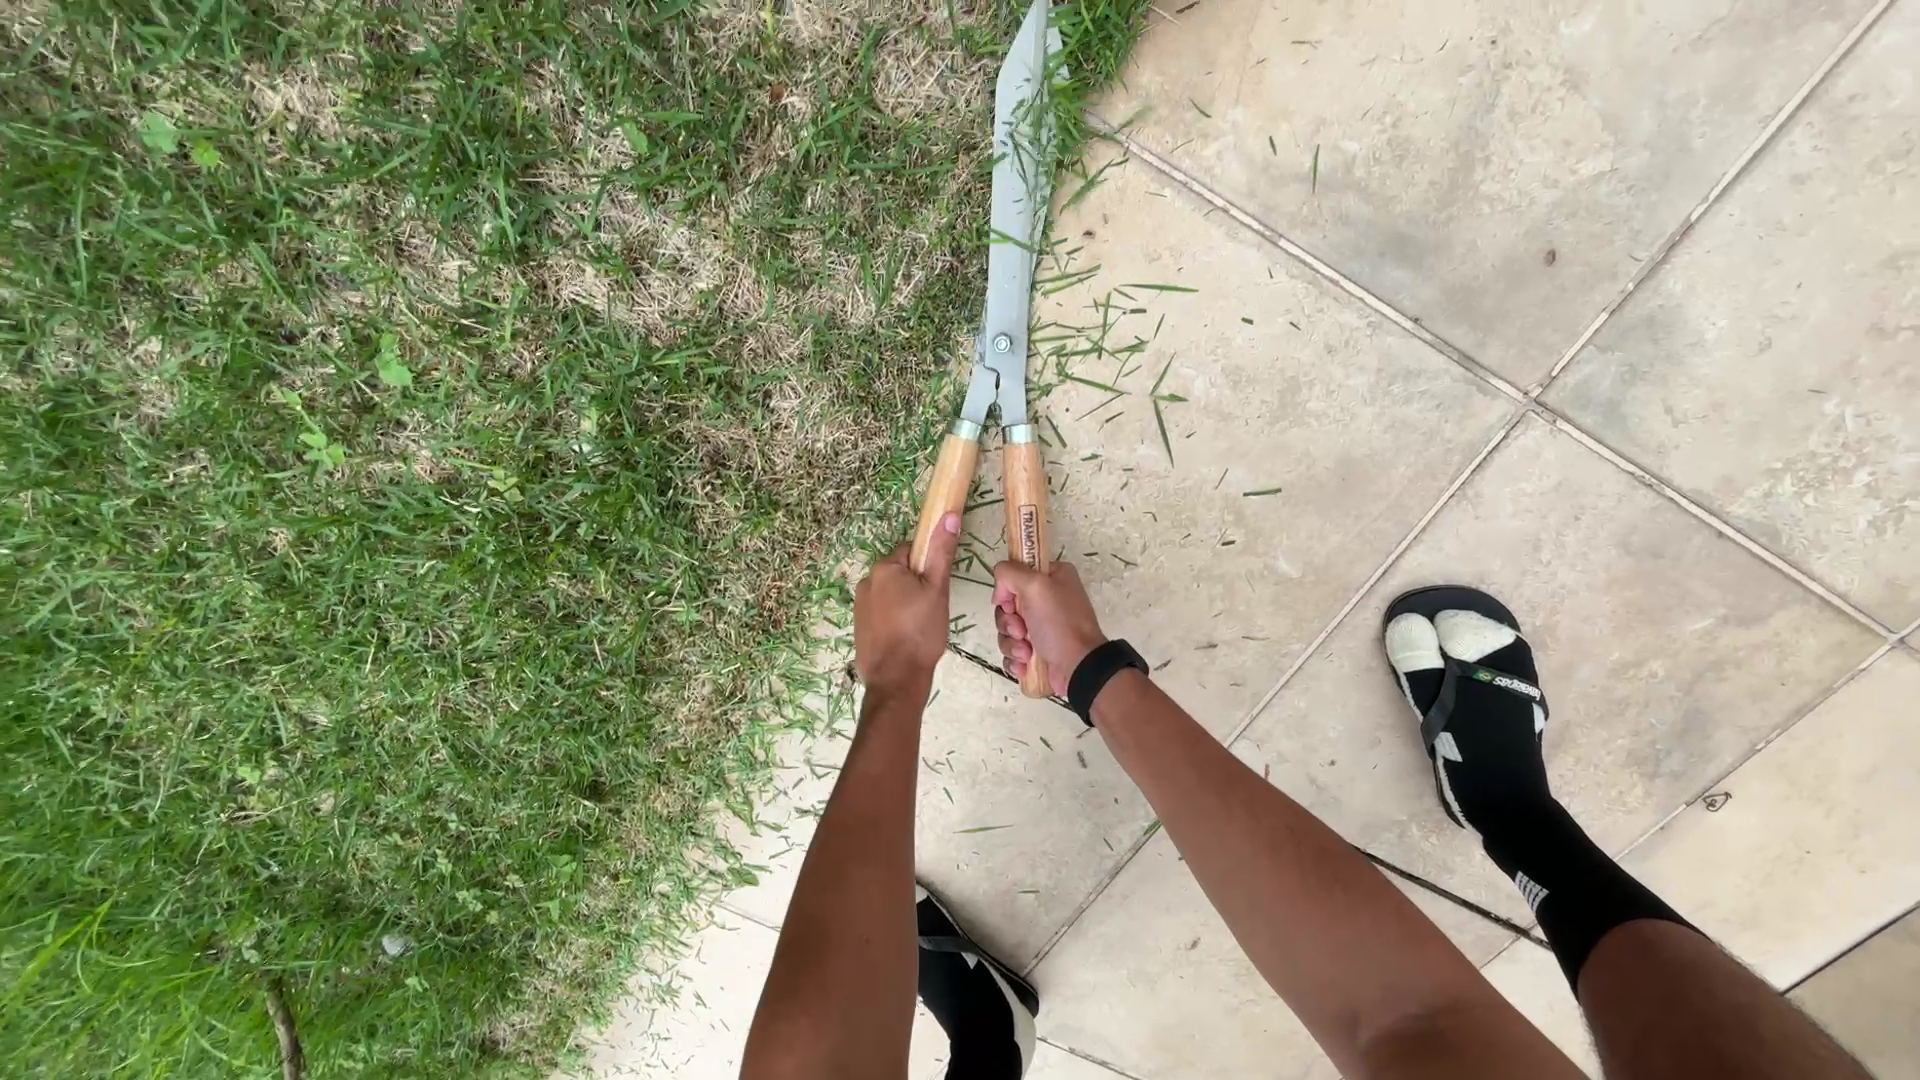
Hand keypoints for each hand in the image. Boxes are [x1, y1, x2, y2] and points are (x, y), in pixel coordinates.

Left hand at [853, 512, 959, 699]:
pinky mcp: (859, 627)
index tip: (937, 587)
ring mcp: (859, 606)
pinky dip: (893, 620)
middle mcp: (866, 582)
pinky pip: (881, 613)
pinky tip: (906, 638)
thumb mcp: (937, 589)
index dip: (927, 568)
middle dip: (915, 586)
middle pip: (899, 573)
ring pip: (890, 595)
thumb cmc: (920, 631)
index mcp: (884, 568)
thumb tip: (948, 515)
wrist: (896, 679)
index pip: (910, 552)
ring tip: (920, 627)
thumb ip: (941, 552)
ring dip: (904, 603)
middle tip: (931, 609)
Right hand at [992, 561, 1106, 696]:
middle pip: (1007, 605)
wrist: (1078, 667)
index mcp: (1053, 577)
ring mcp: (1043, 626)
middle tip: (1021, 631)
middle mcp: (1048, 599)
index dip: (1007, 590)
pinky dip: (1014, 658)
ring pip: (1007, 629)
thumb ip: (1010, 573)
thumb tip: (1000, 590)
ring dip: (1011, 642)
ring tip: (1026, 652)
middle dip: (1008, 622)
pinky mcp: (1038, 649)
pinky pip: (1012, 649)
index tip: (1010, 604)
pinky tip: (1024, 664)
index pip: (1015, 574)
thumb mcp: (1035, 586)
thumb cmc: (1060, 624)